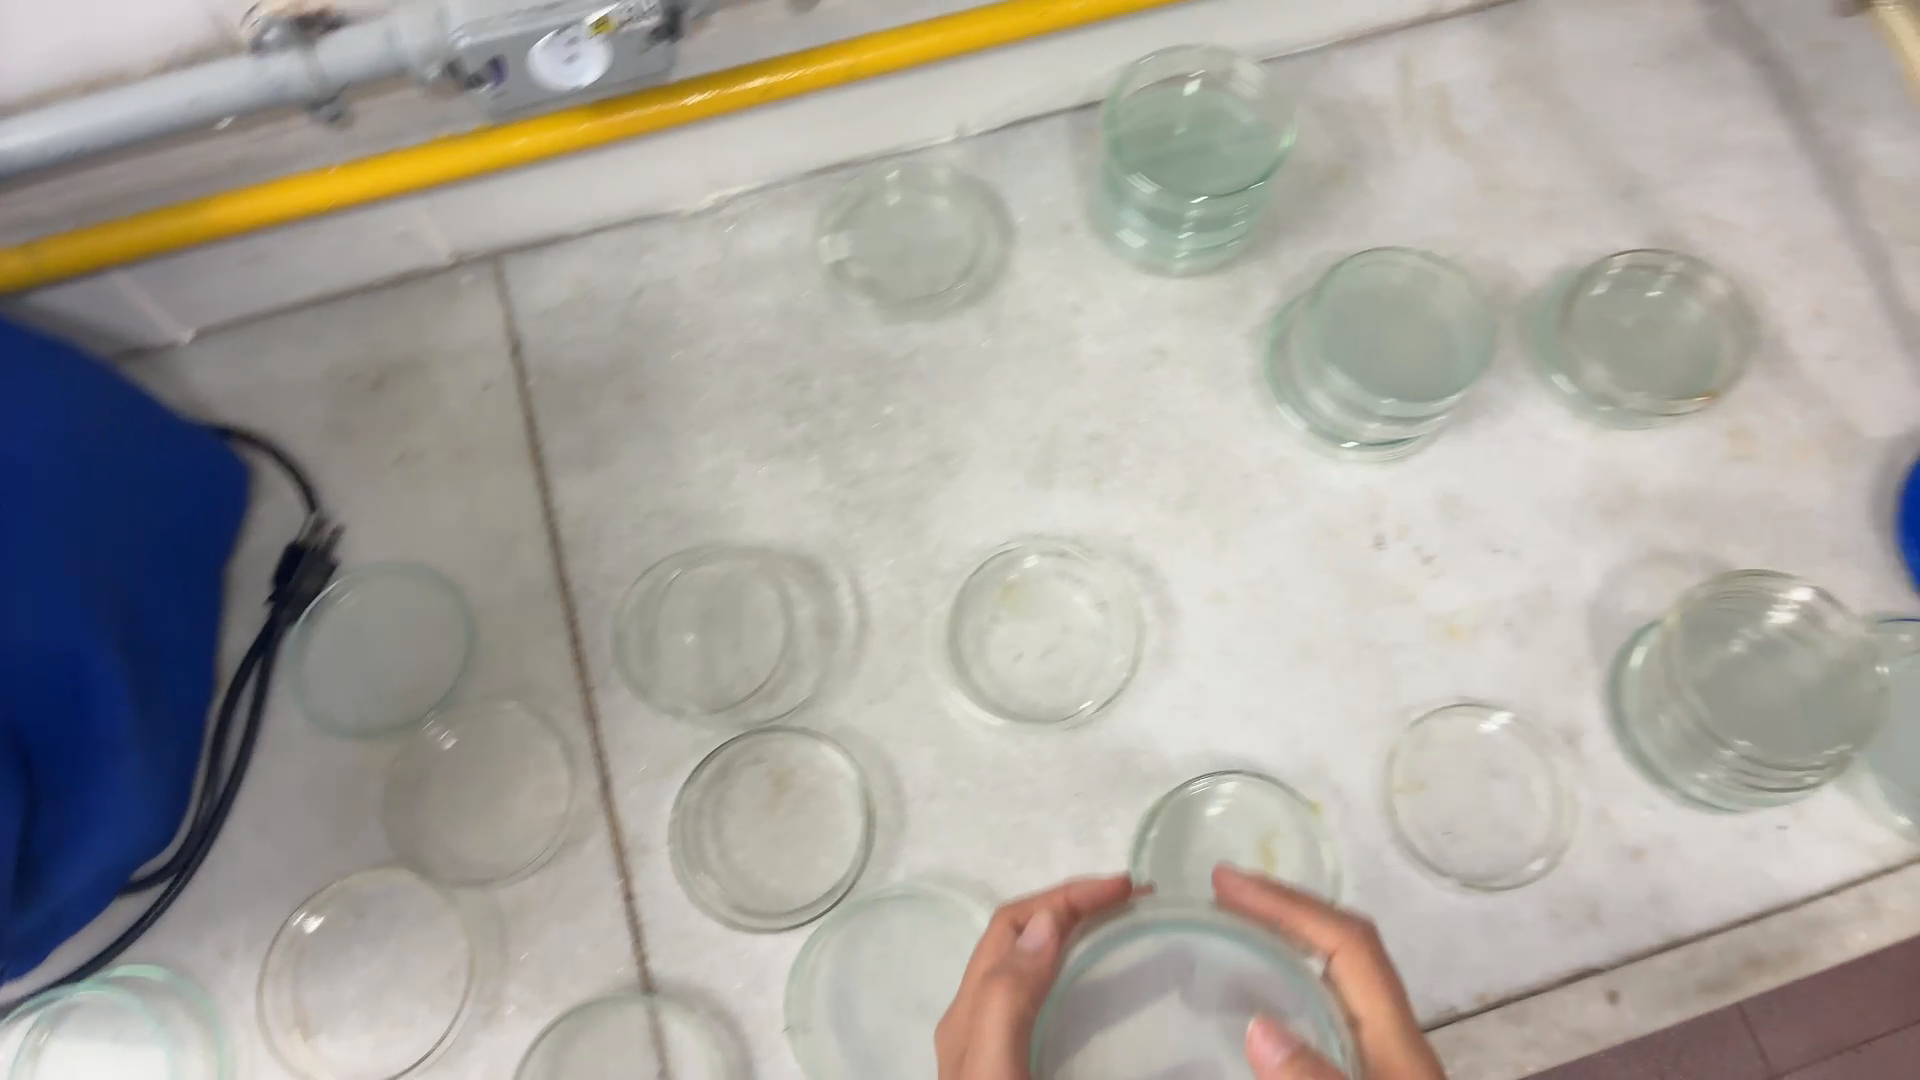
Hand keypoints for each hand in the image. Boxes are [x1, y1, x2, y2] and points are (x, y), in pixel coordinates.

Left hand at [935, 874, 1133, 1079]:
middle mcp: (979, 1021)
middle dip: (1072, 904)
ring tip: (1119, 922)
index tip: (1123, 887)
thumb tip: (1046, 920)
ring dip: (1074, 933)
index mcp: (968, 1013)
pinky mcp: (1024, 1066)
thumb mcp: (993, 1066)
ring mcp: (1000, 1048)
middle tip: (1130, 896)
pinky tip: (1100, 987)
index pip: (1011, 926)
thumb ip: (1008, 998)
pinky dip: (1076, 974)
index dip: (1066, 897)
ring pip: (1033, 968)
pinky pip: (1048, 1001)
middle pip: (1021, 939)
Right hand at [1215, 864, 1446, 1079]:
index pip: (1347, 941)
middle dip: (1284, 907)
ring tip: (1227, 925)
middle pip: (1344, 945)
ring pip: (1334, 977)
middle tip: (1220, 890)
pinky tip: (1251, 997)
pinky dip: (1283, 983)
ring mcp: (1379, 1060)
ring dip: (1283, 939)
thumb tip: (1257, 1027)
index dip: (1287, 903)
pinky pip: (1321, 1008)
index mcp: (1397, 1042)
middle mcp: (1390, 1039)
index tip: (1224, 883)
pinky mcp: (1361, 1074)